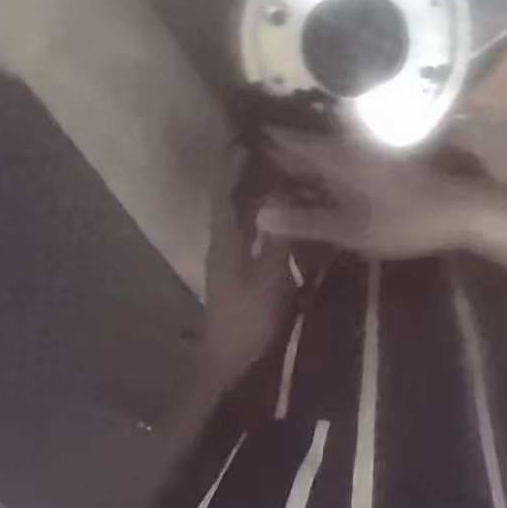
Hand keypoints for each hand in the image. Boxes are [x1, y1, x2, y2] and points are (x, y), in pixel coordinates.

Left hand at [202, 146, 296, 382]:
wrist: (230, 367)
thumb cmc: (249, 322)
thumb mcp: (270, 279)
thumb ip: (278, 238)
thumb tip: (283, 196)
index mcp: (225, 241)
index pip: (224, 193)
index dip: (231, 167)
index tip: (244, 140)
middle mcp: (223, 244)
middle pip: (230, 201)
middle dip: (243, 176)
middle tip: (269, 153)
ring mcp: (230, 260)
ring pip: (240, 218)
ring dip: (253, 196)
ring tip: (278, 177)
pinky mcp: (240, 274)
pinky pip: (250, 235)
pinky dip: (262, 220)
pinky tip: (282, 219)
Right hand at [255, 130, 477, 258]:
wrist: (460, 210)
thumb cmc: (404, 221)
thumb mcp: (351, 229)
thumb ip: (305, 222)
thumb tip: (259, 215)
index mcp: (336, 158)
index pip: (291, 142)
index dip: (266, 140)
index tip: (239, 137)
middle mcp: (347, 149)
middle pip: (306, 145)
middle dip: (280, 150)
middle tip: (250, 156)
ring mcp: (366, 155)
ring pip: (324, 153)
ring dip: (302, 159)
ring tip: (277, 168)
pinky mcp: (380, 165)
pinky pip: (340, 161)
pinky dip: (323, 169)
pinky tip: (319, 182)